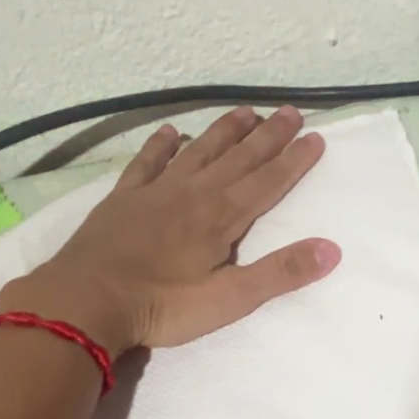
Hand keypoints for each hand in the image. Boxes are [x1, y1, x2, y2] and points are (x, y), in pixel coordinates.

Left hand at [0, 106, 340, 355]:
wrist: (86, 301)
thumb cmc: (165, 306)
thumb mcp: (232, 299)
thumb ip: (281, 273)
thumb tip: (332, 249)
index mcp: (222, 218)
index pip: (267, 182)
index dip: (293, 160)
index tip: (316, 137)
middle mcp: (193, 194)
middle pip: (238, 158)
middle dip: (267, 136)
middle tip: (290, 112)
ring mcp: (156, 193)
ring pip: (199, 152)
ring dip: (224, 132)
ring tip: (245, 112)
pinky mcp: (124, 200)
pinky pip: (148, 162)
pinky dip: (162, 145)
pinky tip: (173, 132)